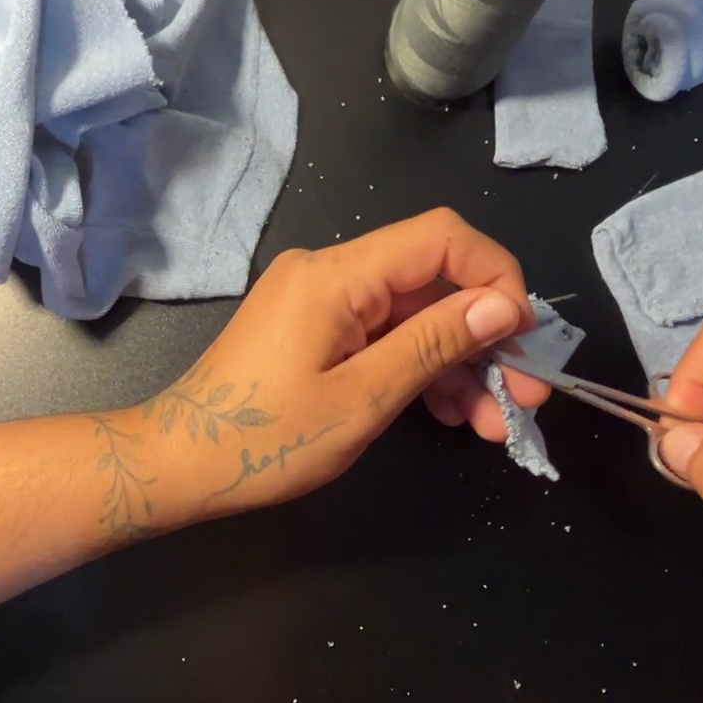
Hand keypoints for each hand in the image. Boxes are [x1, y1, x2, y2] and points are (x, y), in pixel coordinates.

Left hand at [140, 209, 549, 519]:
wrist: (180, 464)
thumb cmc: (264, 440)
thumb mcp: (360, 399)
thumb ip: (433, 345)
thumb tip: (502, 306)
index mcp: (335, 275)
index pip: (440, 239)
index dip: (495, 277)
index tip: (522, 337)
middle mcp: (327, 273)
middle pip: (429, 283)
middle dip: (483, 337)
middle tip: (523, 396)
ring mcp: (318, 302)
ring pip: (410, 316)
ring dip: (455, 364)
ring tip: (492, 422)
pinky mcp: (313, 331)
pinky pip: (379, 336)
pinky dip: (415, 368)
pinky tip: (448, 412)